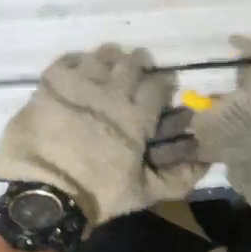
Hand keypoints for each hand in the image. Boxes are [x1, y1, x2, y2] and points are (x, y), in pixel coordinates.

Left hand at [0, 45, 206, 223]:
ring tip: (110, 64)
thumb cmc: (97, 194)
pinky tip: (78, 68)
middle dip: (139, 64)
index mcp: (136, 117)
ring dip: (110, 58)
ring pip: (101, 57)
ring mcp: (79, 86)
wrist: (44, 193)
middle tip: (138, 69)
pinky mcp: (49, 86)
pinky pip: (66, 60)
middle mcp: (111, 94)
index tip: (163, 88)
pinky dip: (75, 61)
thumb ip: (178, 179)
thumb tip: (206, 164)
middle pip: (131, 64)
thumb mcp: (144, 193)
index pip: (158, 86)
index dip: (163, 84)